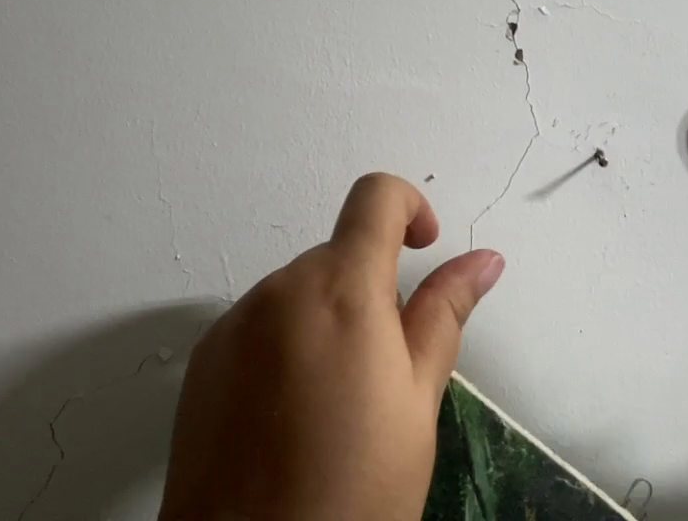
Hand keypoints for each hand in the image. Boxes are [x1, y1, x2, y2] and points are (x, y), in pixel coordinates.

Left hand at [159, 173, 506, 520]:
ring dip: (327, 318)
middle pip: (338, 255)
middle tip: (385, 372)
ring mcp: (235, 321)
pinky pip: (259, 323)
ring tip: (336, 404)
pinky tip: (291, 416)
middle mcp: (281, 289)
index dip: (410, 207)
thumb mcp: (416, 403)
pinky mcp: (205, 356)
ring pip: (299, 291)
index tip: (423, 246)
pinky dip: (285, 343)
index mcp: (342, 289)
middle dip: (370, 290)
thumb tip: (482, 261)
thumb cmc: (354, 490)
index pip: (375, 197)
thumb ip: (444, 314)